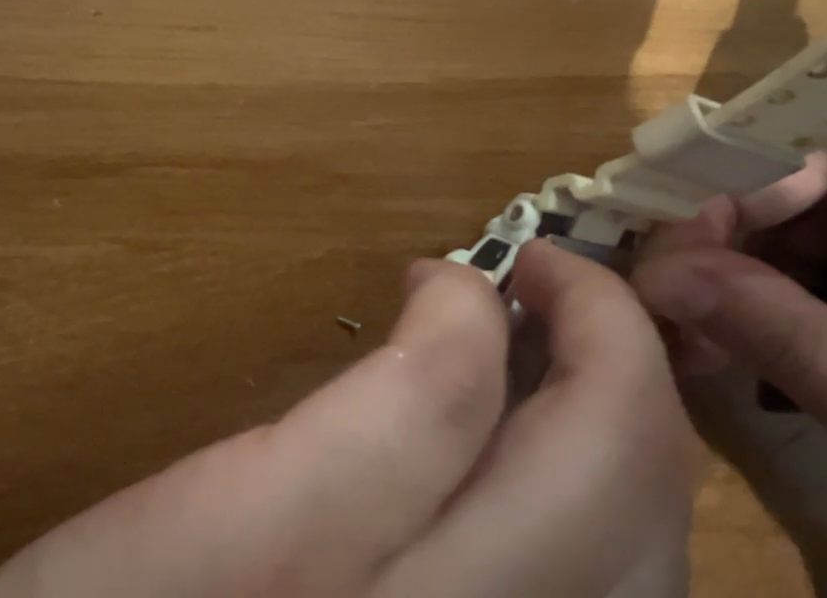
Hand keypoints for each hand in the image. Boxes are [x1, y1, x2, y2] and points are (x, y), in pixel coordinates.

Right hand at [0, 243, 695, 597]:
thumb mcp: (175, 516)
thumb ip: (321, 422)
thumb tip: (438, 328)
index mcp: (298, 554)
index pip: (444, 396)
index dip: (466, 303)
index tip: (444, 272)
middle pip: (601, 470)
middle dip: (606, 335)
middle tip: (544, 278)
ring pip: (651, 547)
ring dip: (633, 415)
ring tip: (567, 353)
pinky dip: (629, 505)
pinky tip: (569, 464)